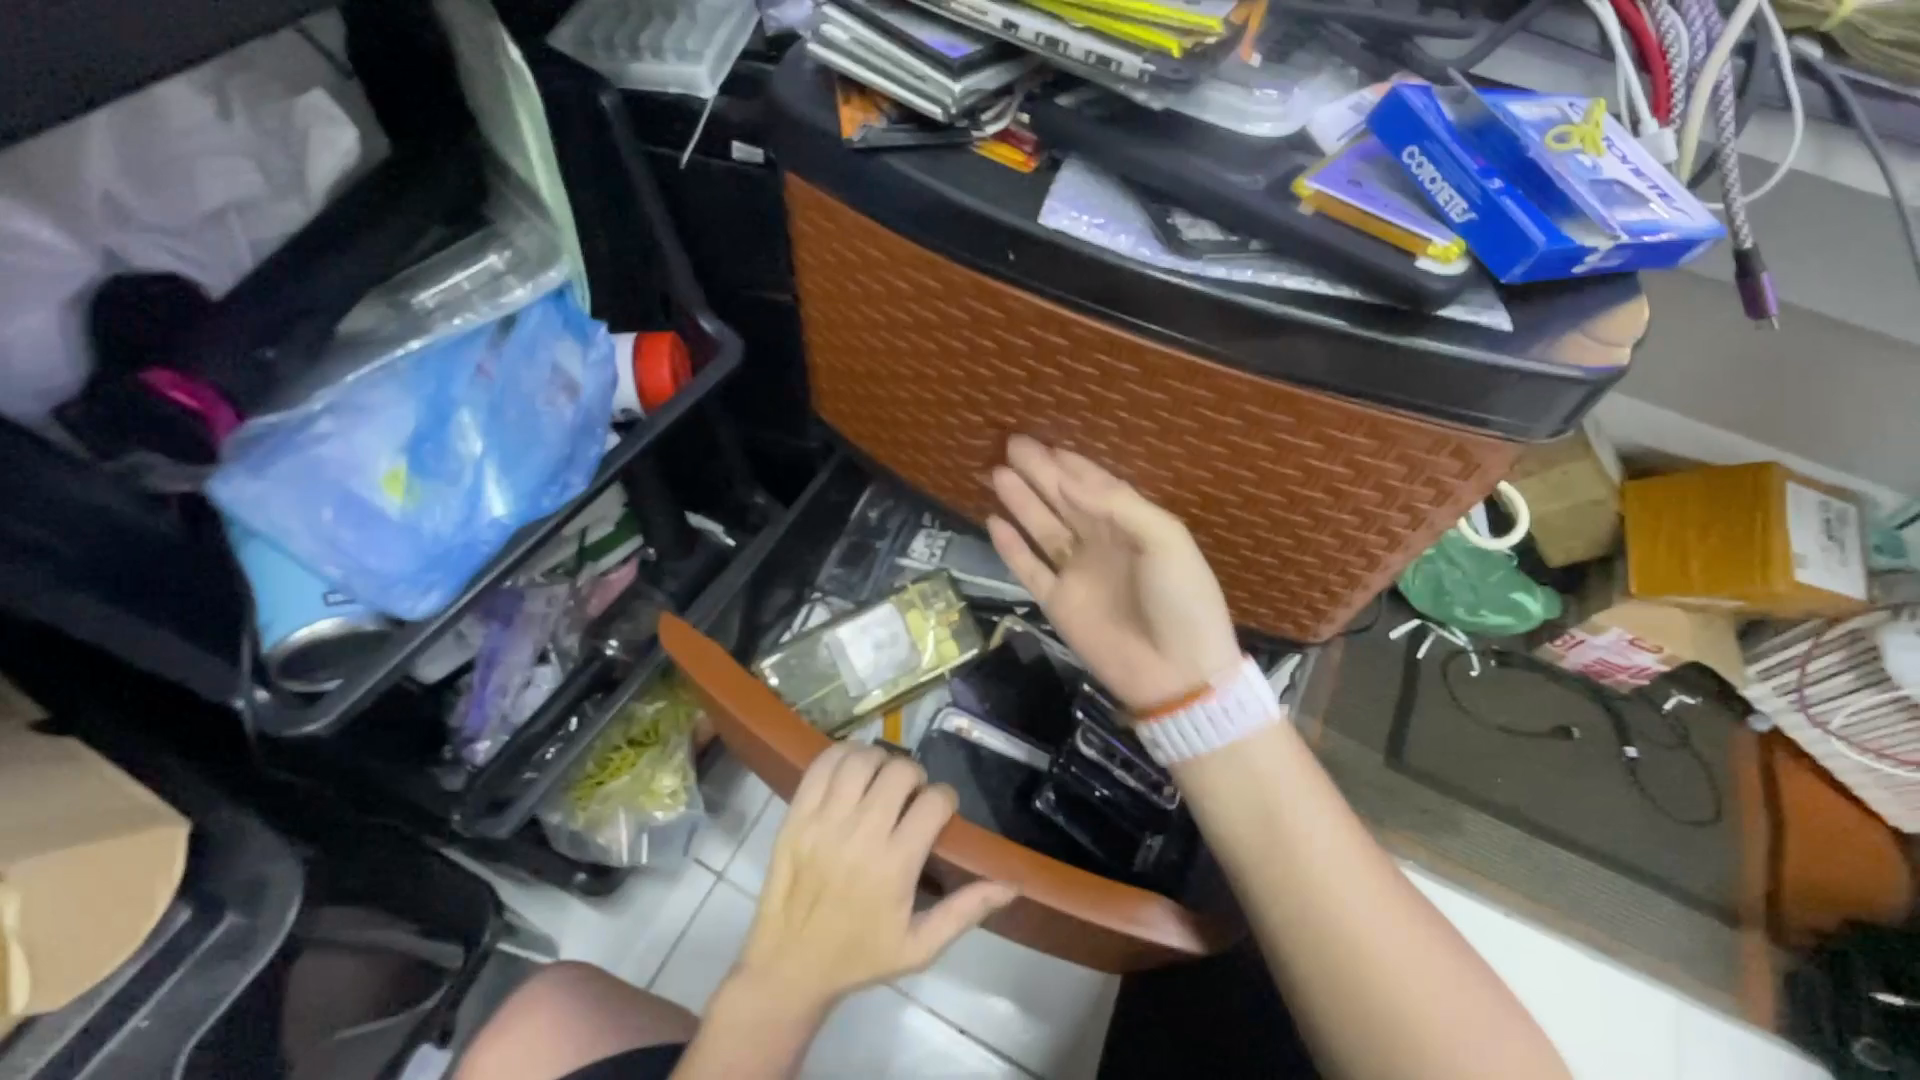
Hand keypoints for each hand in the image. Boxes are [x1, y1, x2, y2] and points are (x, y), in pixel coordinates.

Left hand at [733, 745, 1016, 1011]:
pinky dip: (842, 755)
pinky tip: (853, 768)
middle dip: (915, 776)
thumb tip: (1012, 886)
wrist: (789, 966)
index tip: (941, 812)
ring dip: (880, 761)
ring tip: (882, 779)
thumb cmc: (859, 957)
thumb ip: (965, 911)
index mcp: (895, 865)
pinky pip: (821, 766)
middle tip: (912, 795)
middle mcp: (860, 834)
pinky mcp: (796, 815)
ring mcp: (823, 821)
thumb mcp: (920, 947)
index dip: (945, 799)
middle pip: (899, 772)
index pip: (933, 802)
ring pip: (861, 760)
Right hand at [987, 436, 1240, 714]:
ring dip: (1022, 501)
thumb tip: (1069, 477)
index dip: (1072, 464)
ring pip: (1043, 529)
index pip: (1097, 486)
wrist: (1177, 673)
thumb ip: (1118, 504)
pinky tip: (994, 522)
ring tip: (997, 473)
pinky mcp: (1058, 604)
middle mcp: (1102, 545)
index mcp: (1133, 526)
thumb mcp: (1165, 539)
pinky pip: (1030, 569)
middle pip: (1064, 501)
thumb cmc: (1181, 600)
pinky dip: (1012, 548)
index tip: (1045, 442)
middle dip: (1040, 472)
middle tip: (1011, 444)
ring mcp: (1078, 575)